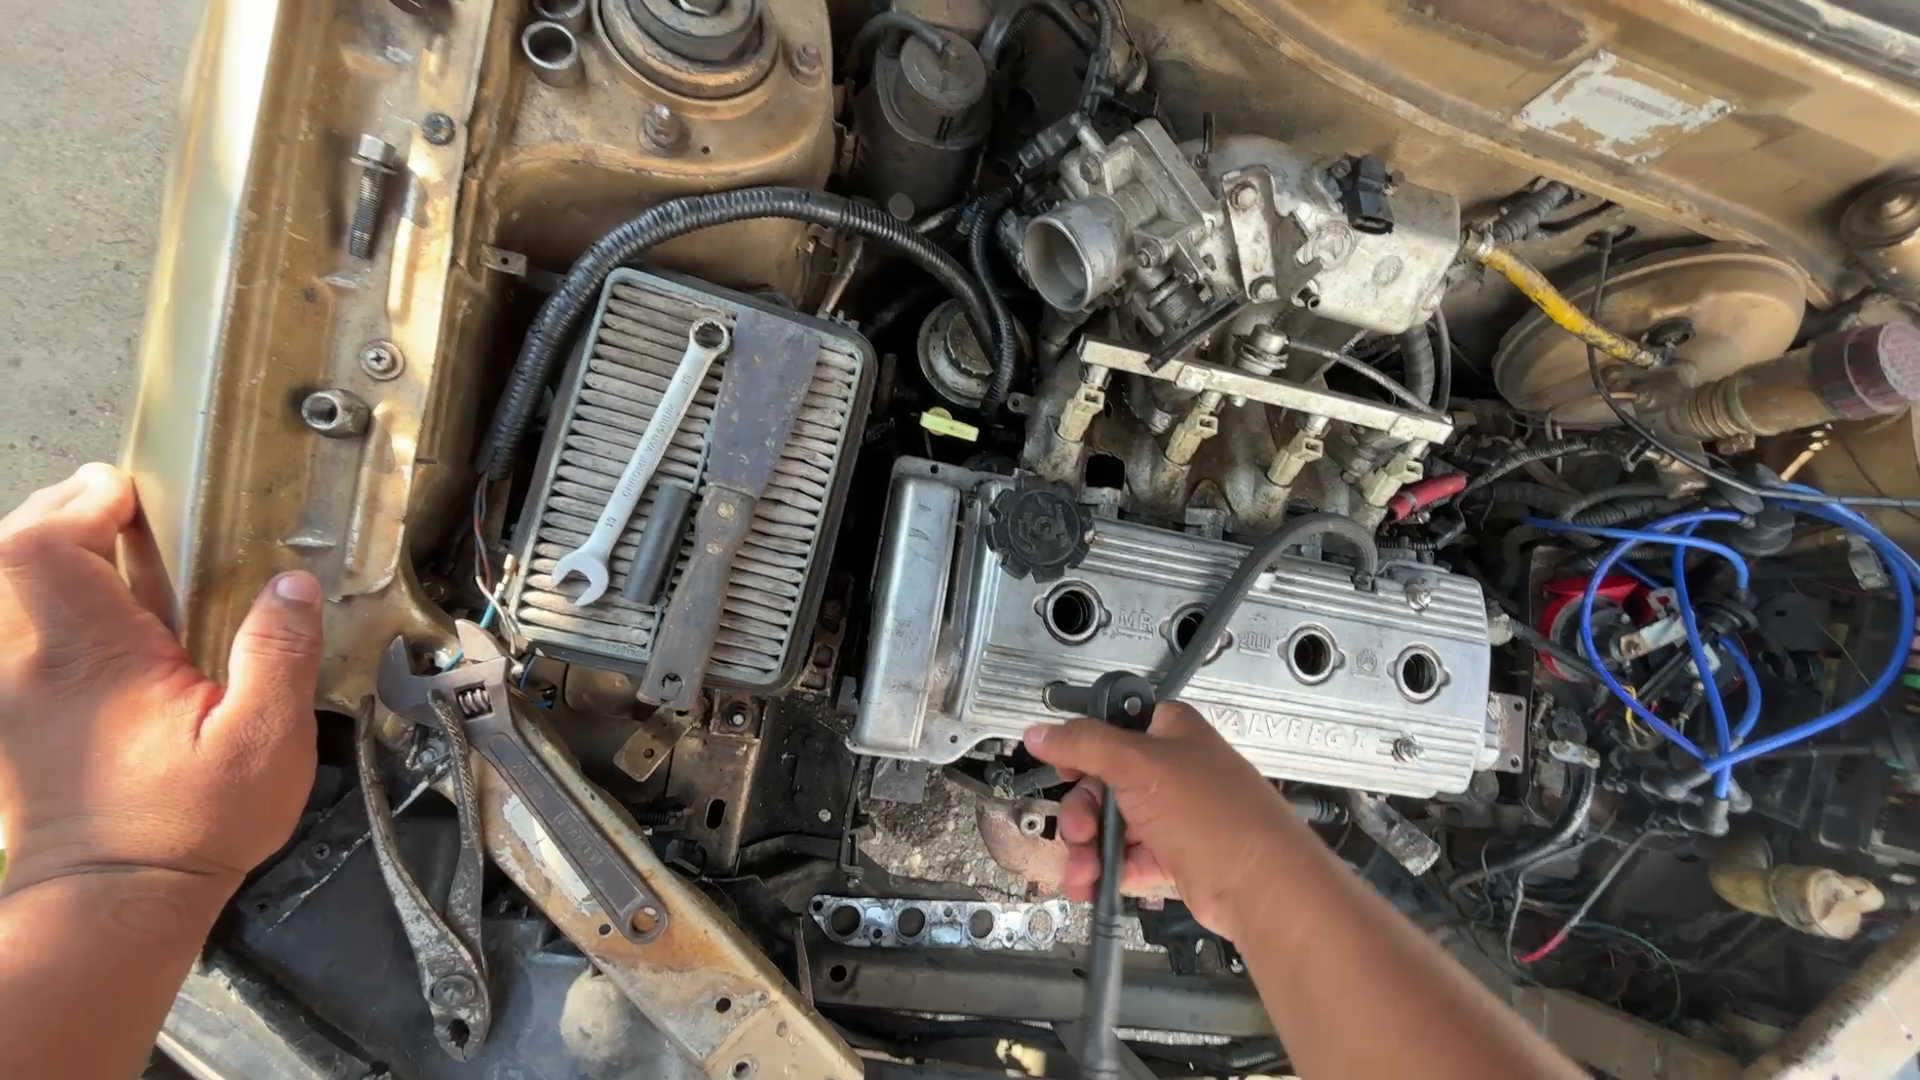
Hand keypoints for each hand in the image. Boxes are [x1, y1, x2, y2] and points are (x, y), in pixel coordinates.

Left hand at [0, 464, 322, 895]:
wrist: (117, 896)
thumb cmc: (195, 817)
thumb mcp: (266, 735)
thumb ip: (276, 654)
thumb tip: (292, 585)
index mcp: (92, 661)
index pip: (42, 554)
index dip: (79, 506)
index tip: (128, 488)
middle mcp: (30, 669)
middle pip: (5, 563)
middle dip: (53, 514)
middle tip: (114, 496)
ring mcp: (11, 696)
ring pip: (2, 598)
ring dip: (45, 552)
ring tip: (105, 532)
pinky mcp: (16, 720)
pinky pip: (14, 636)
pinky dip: (43, 597)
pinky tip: (95, 601)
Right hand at [1024, 702, 1303, 937]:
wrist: (1264, 889)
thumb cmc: (1218, 816)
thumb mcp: (1138, 766)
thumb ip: (1083, 745)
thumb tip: (1041, 733)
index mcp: (1168, 730)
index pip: (1110, 727)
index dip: (1081, 748)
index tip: (1061, 768)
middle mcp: (1171, 767)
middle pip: (1103, 782)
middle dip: (1082, 813)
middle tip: (1077, 832)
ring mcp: (1174, 813)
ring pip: (1113, 824)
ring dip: (1090, 849)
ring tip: (1082, 872)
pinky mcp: (1175, 853)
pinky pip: (1128, 856)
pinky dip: (1109, 870)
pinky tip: (1097, 884)